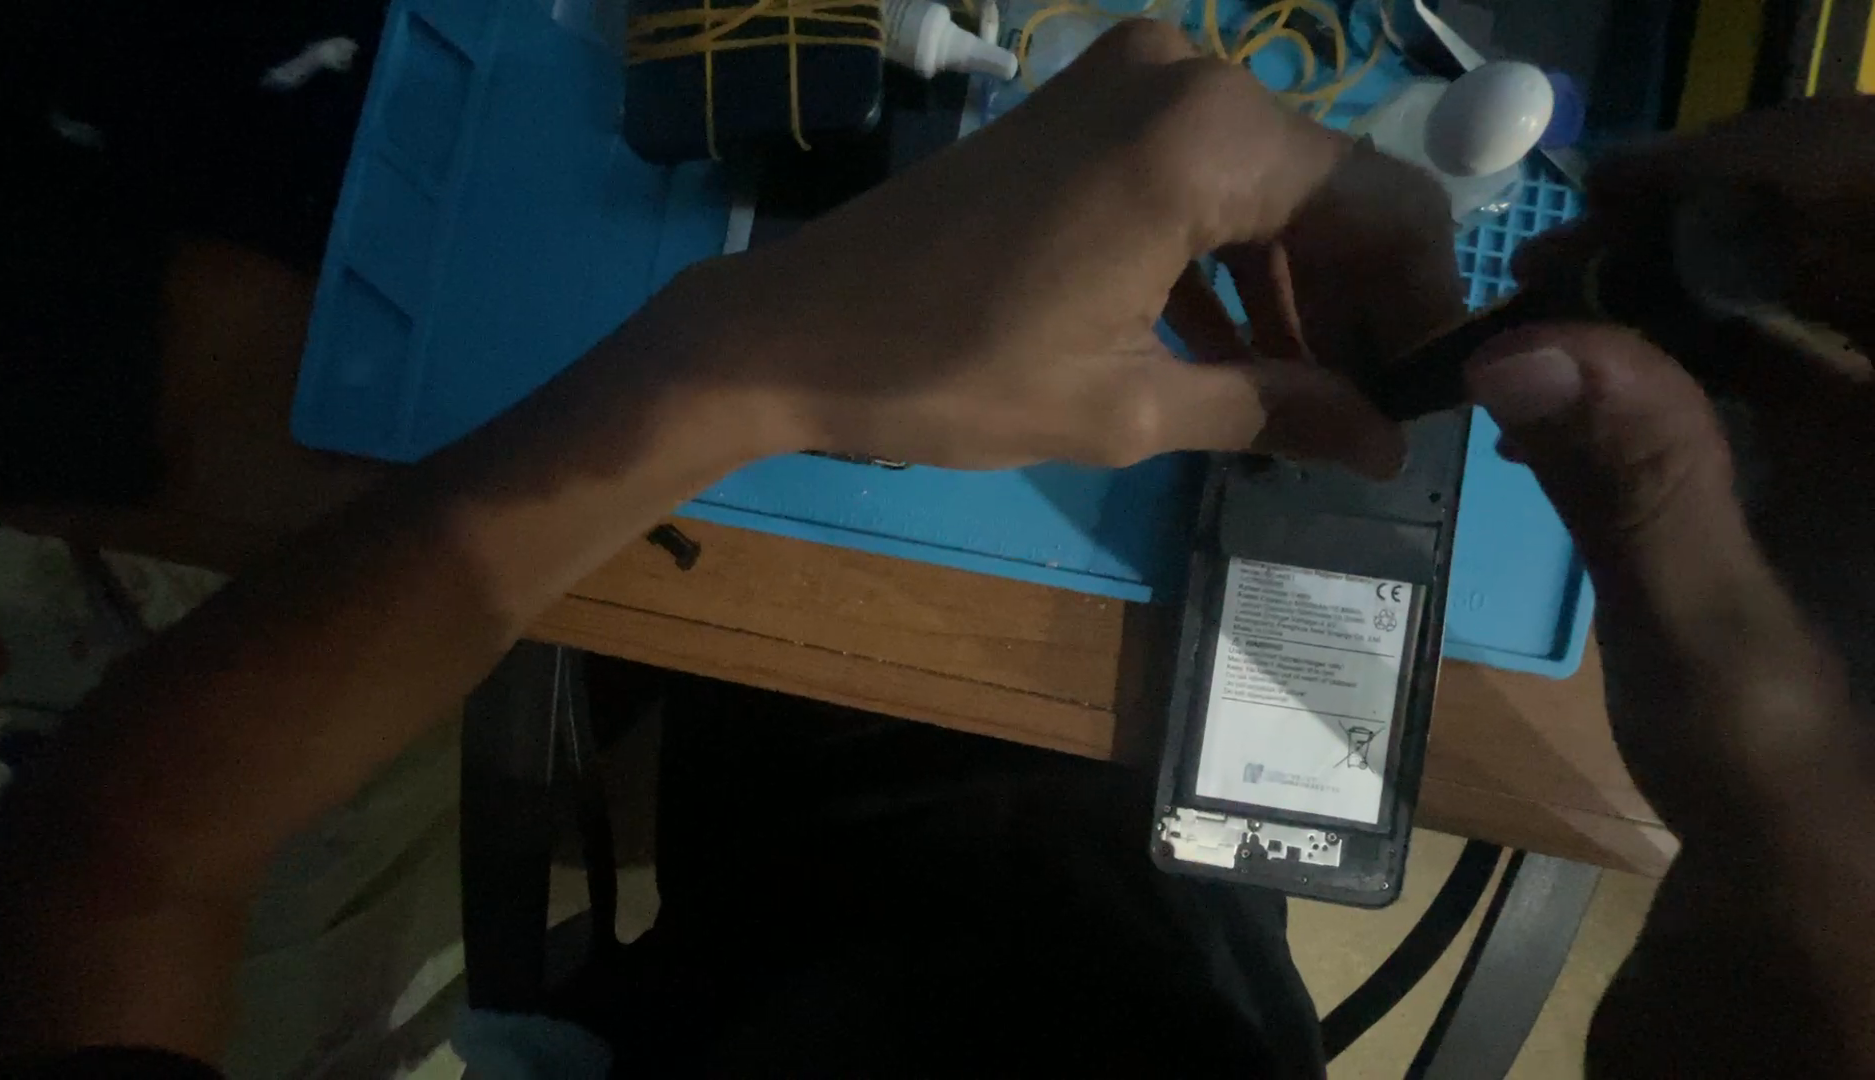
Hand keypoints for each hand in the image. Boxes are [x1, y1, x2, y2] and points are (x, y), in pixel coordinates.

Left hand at [636, 20, 1461, 472]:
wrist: (796, 336)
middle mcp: (1182, 77)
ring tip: (1291, 396)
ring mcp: (1119, 83)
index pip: (1381, 209)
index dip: (1416, 305)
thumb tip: (1377, 443)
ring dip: (1277, 292)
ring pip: (1248, 191)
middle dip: (1345, 306)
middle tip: (1355, 410)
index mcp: (1209, 141)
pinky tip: (1218, 347)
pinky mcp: (1072, 116)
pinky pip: (1179, 185)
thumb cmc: (952, 378)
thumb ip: (1265, 410)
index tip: (1421, 392)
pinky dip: (1207, 264)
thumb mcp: (1121, 408)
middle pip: (1319, 194)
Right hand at [1459, 97, 1874, 833]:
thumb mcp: (1729, 667)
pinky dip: (1656, 364)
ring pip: (1809, 299)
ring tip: (1530, 327)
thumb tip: (1514, 351)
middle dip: (1704, 229)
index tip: (1617, 186)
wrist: (1853, 905)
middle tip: (1543, 270)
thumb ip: (1640, 497)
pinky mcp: (1853, 466)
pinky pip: (1768, 367)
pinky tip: (1565, 398)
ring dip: (1663, 297)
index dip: (1793, 165)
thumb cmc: (1826, 828)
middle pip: (1871, 241)